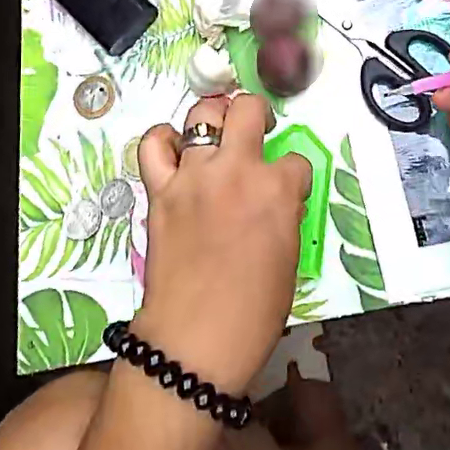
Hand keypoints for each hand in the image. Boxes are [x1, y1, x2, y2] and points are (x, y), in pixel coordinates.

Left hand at [136, 93, 311, 393]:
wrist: (195, 340)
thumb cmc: (254, 312)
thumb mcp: (289, 258)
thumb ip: (284, 215)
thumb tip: (276, 198)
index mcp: (277, 190)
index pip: (296, 161)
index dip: (293, 177)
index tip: (286, 192)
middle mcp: (236, 170)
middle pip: (248, 109)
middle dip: (258, 113)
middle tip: (256, 130)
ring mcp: (194, 175)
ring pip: (202, 114)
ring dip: (213, 119)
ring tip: (216, 134)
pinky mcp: (160, 189)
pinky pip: (153, 144)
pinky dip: (163, 141)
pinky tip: (175, 152)